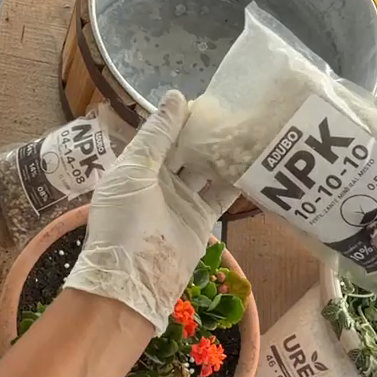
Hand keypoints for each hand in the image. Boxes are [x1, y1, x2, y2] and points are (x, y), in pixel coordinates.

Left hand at [65, 90, 237, 333]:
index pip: (163, 134)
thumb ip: (157, 135)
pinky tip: (254, 160)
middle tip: (236, 110)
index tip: (208, 97)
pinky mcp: (202, 219)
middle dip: (207, 133)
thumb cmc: (123, 221)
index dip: (182, 116)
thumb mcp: (134, 170)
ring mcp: (182, 200)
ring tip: (250, 129)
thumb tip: (176, 97)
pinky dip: (236, 180)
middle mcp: (161, 180)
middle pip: (188, 150)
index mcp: (138, 166)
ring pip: (207, 169)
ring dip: (224, 153)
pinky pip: (221, 194)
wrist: (132, 279)